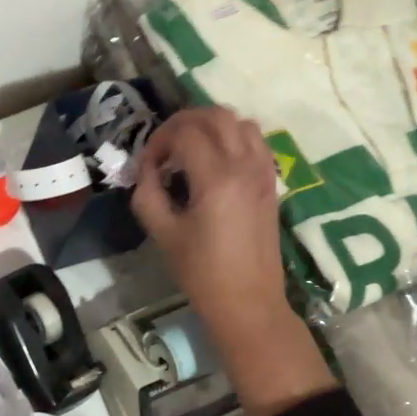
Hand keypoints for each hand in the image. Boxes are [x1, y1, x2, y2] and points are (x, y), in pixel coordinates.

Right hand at [132, 109, 284, 323]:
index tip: (147, 165)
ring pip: (239, 121)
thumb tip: (146, 171)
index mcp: (216, 178)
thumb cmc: (201, 272)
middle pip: (215, 115)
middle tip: (164, 148)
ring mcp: (263, 170)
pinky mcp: (270, 180)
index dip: (159, 140)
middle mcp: (244, 164)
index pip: (185, 132)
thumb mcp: (163, 234)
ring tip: (189, 151)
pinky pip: (255, 139)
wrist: (246, 300)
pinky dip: (232, 137)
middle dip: (183, 123)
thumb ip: (148, 194)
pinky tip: (215, 162)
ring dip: (210, 126)